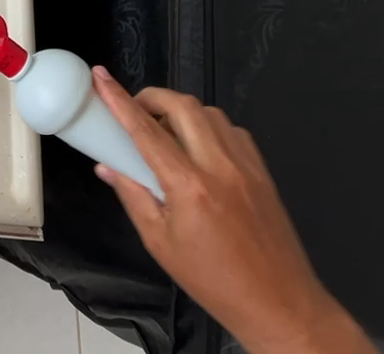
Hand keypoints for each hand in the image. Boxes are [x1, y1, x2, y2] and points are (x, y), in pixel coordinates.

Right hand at [91, 68, 375, 353]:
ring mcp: (247, 167)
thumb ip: (132, 197)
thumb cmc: (214, 281)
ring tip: (167, 132)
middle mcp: (220, 167)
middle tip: (136, 111)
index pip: (145, 130)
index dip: (118, 99)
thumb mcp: (160, 244)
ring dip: (181, 112)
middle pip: (182, 106)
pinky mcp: (264, 173)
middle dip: (152, 97)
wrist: (283, 307)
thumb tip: (107, 166)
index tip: (101, 76)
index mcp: (189, 186)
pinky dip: (210, 127)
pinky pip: (233, 131)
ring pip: (209, 113)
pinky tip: (200, 148)